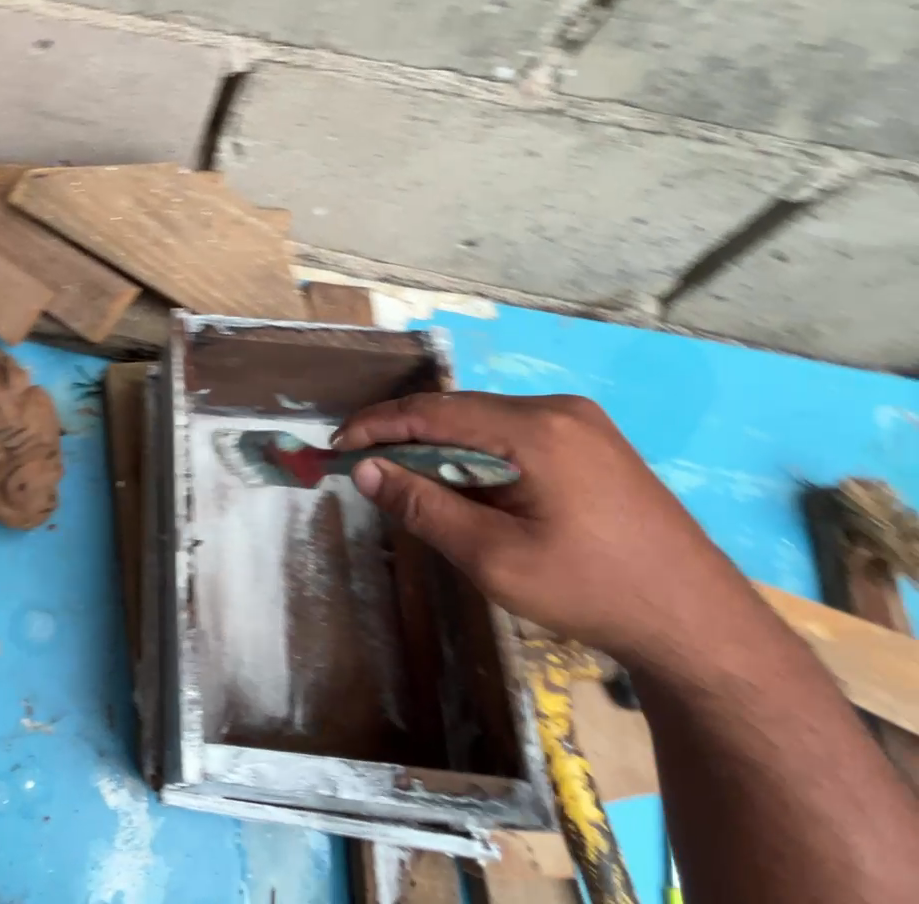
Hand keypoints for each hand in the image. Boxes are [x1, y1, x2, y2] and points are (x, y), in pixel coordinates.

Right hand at [333, 393, 759, 668]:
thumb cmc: (590, 590)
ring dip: (436, 445)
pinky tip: (459, 483)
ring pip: (482, 421)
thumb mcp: (492, 557)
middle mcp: (559, 411)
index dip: (375, 426)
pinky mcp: (592, 444)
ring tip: (401, 478)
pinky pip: (510, 434)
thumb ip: (423, 507)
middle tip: (359, 465)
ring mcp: (581, 424)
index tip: (335, 447)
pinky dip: (471, 452)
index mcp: (537, 430)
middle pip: (456, 410)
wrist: (698, 624)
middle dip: (401, 434)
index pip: (432, 412)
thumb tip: (364, 469)